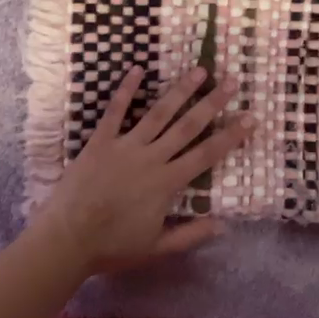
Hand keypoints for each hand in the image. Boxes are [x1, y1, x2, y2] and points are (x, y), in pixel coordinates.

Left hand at [29, 65, 251, 274]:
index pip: (206, 154)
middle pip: (187, 126)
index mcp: (167, 183)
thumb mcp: (156, 248)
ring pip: (158, 113)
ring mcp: (125, 146)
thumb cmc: (112, 246)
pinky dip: (126, 89)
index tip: (250, 117)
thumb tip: (223, 225)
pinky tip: (137, 69)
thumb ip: (190, 235)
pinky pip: (115, 111)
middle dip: (212, 103)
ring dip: (180, 91)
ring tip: (198, 70)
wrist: (67, 239)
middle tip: (232, 81)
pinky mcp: (100, 141)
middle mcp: (151, 158)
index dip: (231, 136)